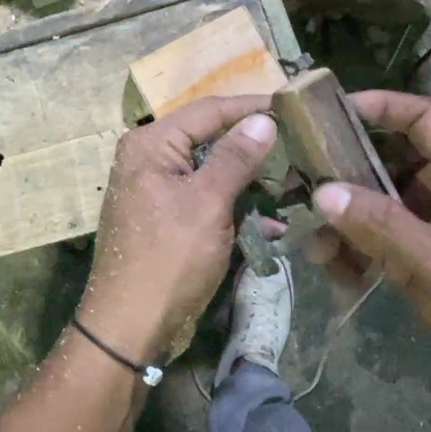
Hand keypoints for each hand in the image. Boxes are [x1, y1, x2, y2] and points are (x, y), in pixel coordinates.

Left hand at [76, 97, 277, 363]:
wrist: (129, 325)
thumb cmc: (168, 259)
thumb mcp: (207, 204)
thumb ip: (235, 158)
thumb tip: (264, 119)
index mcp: (150, 144)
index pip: (209, 110)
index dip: (251, 107)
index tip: (294, 106)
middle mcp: (149, 158)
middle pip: (209, 139)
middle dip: (254, 147)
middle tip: (301, 146)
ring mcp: (156, 189)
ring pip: (212, 172)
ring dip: (250, 182)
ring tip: (295, 184)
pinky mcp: (166, 219)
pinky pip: (206, 200)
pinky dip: (235, 209)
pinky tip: (273, 224)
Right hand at [305, 90, 430, 412]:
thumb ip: (380, 225)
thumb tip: (322, 192)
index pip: (426, 119)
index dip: (383, 105)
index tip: (332, 111)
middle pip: (389, 158)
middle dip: (344, 170)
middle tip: (301, 177)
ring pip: (375, 201)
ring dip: (342, 220)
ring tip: (316, 249)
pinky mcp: (419, 255)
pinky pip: (376, 236)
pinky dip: (353, 250)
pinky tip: (337, 275)